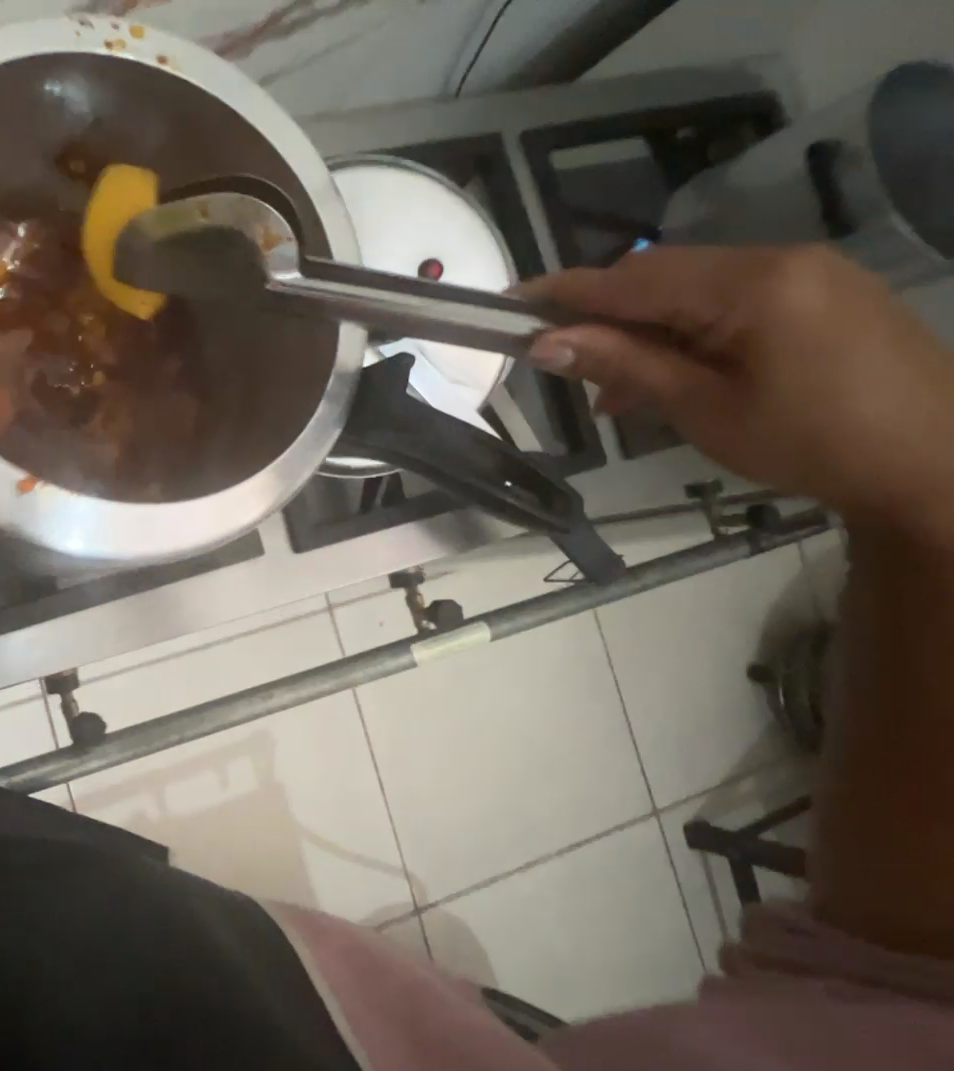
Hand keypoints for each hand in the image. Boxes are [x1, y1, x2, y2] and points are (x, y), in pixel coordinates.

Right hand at [521, 245, 953, 540]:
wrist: (938, 463)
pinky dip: (683, 330)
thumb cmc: (812, 441)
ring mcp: (807, 272)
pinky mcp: (822, 292)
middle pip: (657, 275)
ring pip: (689, 287)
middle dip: (601, 314)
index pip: (631, 281)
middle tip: (559, 360)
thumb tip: (544, 344)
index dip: (562, 293)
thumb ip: (623, 364)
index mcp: (752, 286)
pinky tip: (669, 374)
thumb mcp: (701, 408)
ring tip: (614, 388)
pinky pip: (727, 298)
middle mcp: (779, 260)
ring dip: (639, 328)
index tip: (505, 304)